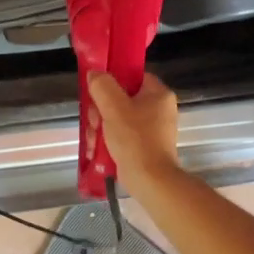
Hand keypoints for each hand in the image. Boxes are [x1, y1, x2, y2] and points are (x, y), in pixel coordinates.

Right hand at [87, 72, 180, 194]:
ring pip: (118, 118)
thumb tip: (94, 73)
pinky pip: (122, 135)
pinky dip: (109, 140)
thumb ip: (102, 86)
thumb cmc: (135, 139)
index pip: (133, 76)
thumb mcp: (114, 107)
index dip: (112, 81)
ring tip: (94, 140)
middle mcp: (159, 109)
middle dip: (101, 111)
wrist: (150, 180)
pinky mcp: (145, 146)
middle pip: (121, 98)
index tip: (95, 92)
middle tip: (94, 122)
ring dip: (101, 127)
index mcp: (158, 94)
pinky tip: (96, 149)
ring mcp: (153, 129)